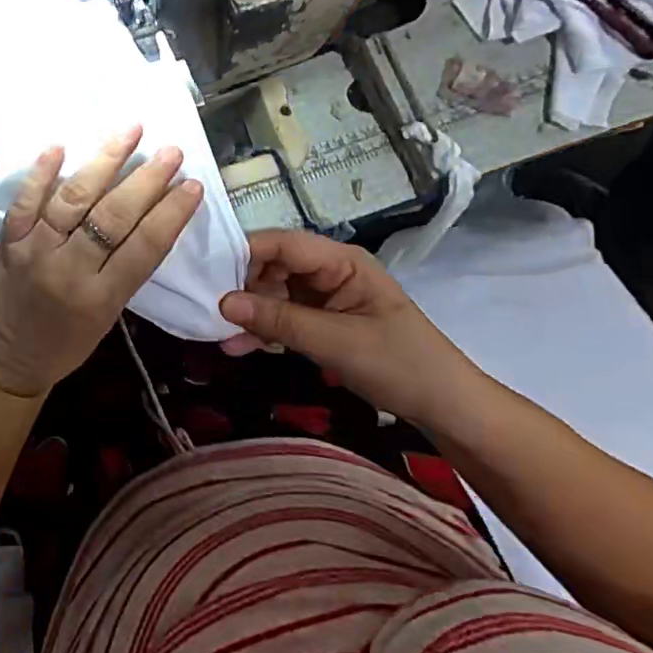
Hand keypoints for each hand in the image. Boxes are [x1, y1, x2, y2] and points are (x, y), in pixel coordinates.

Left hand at [0, 127, 204, 397]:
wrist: (7, 360)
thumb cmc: (67, 343)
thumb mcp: (109, 316)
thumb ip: (126, 270)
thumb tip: (150, 215)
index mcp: (101, 298)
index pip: (144, 247)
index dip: (171, 213)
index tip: (192, 184)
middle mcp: (68, 271)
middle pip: (112, 217)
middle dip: (146, 180)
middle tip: (171, 152)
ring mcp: (35, 251)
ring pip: (73, 199)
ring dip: (104, 162)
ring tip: (130, 132)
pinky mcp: (8, 241)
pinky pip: (24, 202)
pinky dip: (41, 173)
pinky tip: (59, 147)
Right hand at [217, 230, 491, 425]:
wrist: (445, 408)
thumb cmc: (401, 364)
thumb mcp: (337, 342)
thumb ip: (280, 321)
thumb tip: (223, 302)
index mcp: (341, 261)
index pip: (283, 244)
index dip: (244, 253)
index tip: (207, 273)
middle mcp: (327, 271)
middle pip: (272, 266)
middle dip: (242, 287)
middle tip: (210, 311)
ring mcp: (322, 297)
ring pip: (272, 293)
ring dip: (248, 314)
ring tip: (220, 336)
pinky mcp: (319, 321)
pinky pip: (281, 317)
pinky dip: (262, 330)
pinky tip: (237, 347)